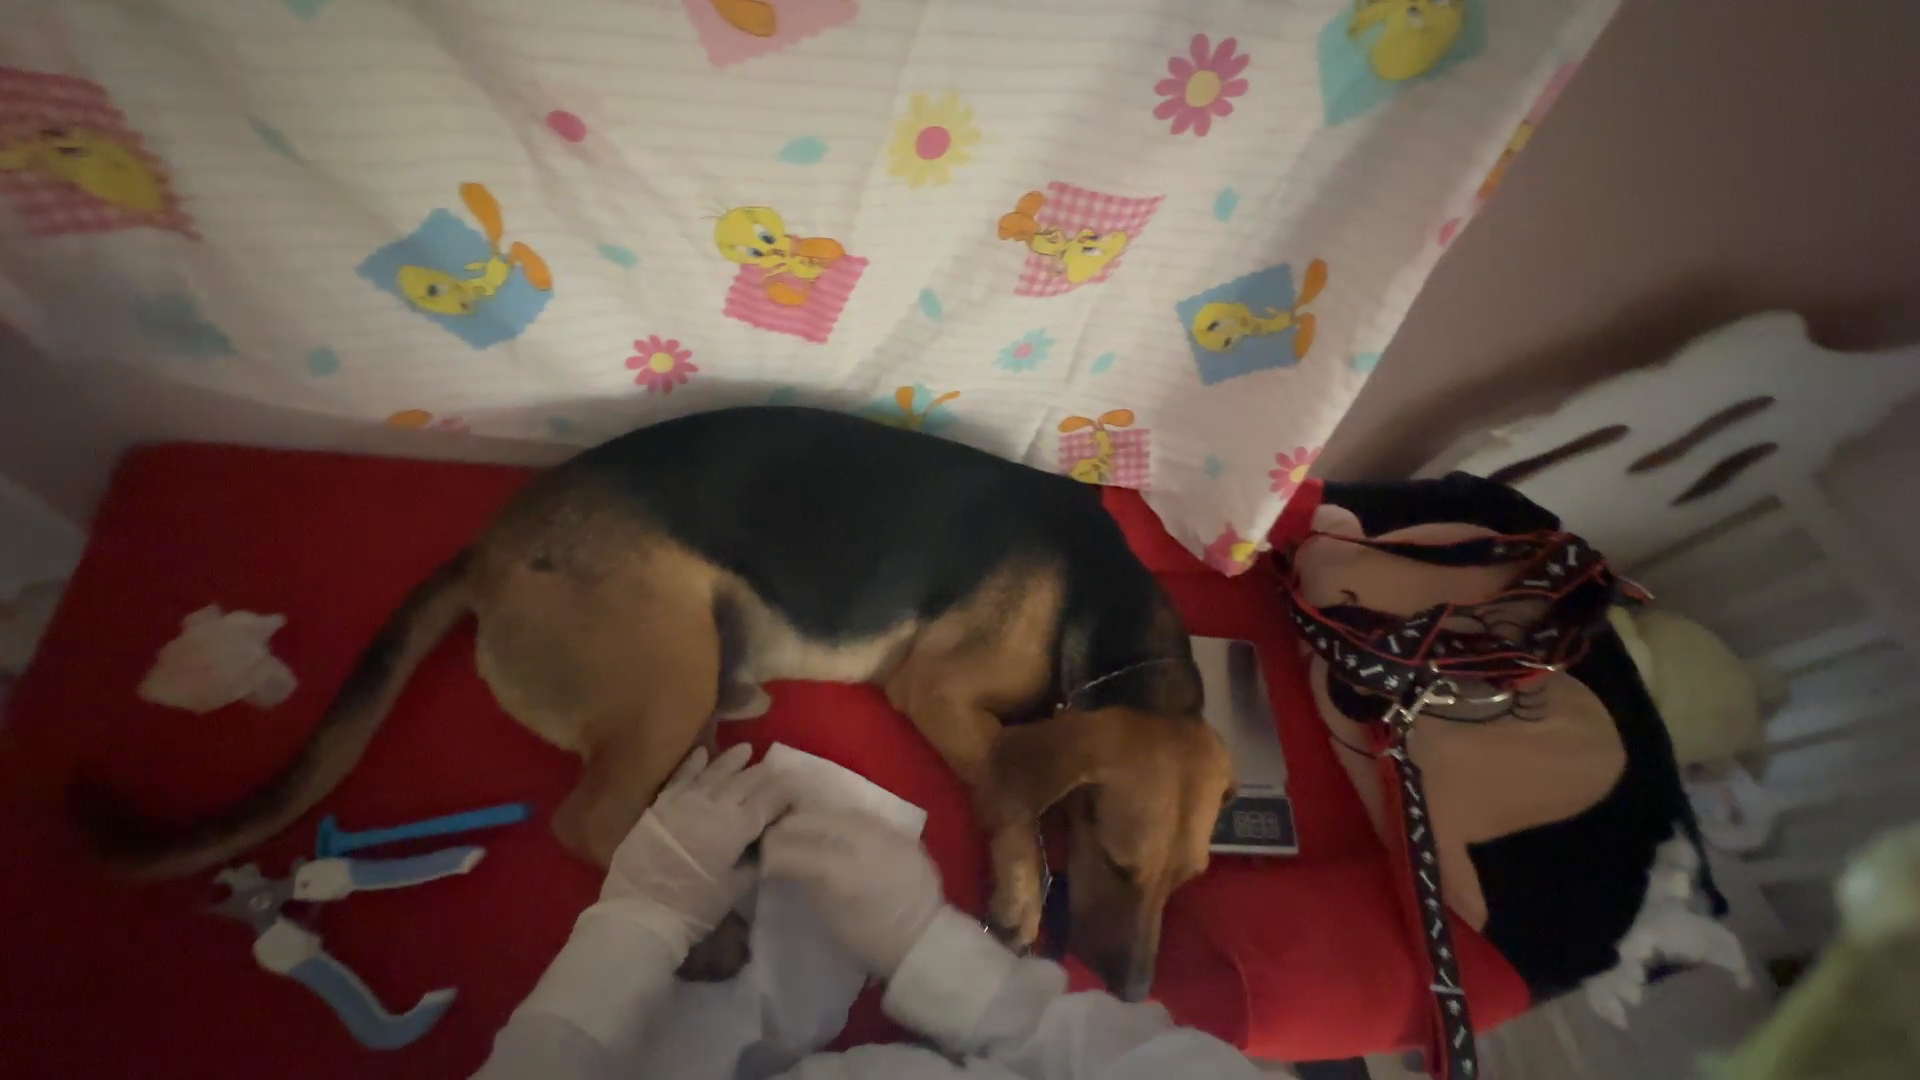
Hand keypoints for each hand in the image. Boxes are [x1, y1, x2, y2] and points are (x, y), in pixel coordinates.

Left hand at [601, 744, 792, 947]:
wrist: (638, 913)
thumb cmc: (693, 908)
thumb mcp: (735, 889)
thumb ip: (754, 859)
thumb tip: (768, 841)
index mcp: (739, 826)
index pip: (772, 798)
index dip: (787, 791)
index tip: (797, 788)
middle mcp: (717, 805)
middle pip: (748, 780)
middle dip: (764, 773)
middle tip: (775, 769)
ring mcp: (688, 800)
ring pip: (717, 770)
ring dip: (734, 759)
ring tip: (746, 749)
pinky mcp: (662, 804)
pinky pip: (682, 775)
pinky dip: (694, 762)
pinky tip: (702, 752)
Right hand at [760, 807, 946, 977]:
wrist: (924, 939)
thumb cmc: (873, 941)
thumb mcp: (831, 920)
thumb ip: (809, 884)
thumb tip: (786, 865)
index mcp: (845, 872)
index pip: (798, 850)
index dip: (774, 853)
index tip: (762, 859)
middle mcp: (865, 843)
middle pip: (817, 821)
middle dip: (790, 827)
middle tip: (775, 837)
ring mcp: (884, 832)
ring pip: (838, 812)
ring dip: (813, 818)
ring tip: (798, 828)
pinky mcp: (898, 830)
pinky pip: (860, 816)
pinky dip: (838, 819)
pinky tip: (829, 827)